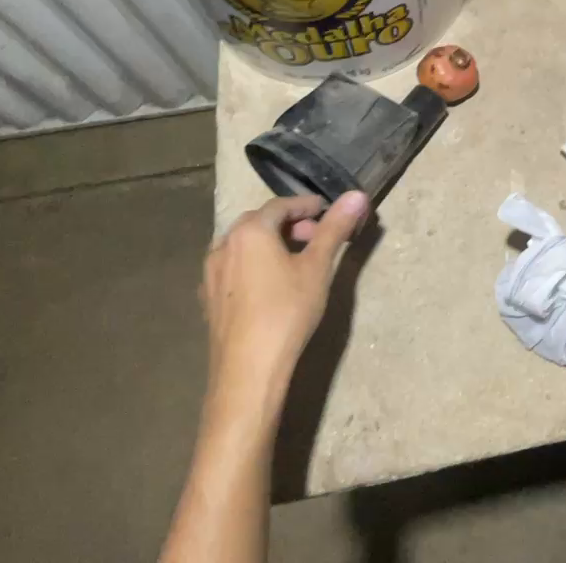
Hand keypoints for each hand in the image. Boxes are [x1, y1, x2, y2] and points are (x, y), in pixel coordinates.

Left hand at [200, 191, 368, 418]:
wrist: (248, 370)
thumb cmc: (286, 311)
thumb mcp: (318, 267)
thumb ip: (334, 228)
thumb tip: (357, 195)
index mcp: (250, 231)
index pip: (281, 205)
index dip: (306, 205)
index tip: (326, 211)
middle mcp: (224, 245)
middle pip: (259, 222)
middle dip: (288, 224)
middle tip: (315, 237)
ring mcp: (211, 273)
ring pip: (243, 245)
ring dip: (269, 243)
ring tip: (293, 261)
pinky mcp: (208, 299)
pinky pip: (232, 268)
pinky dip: (252, 264)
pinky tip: (268, 286)